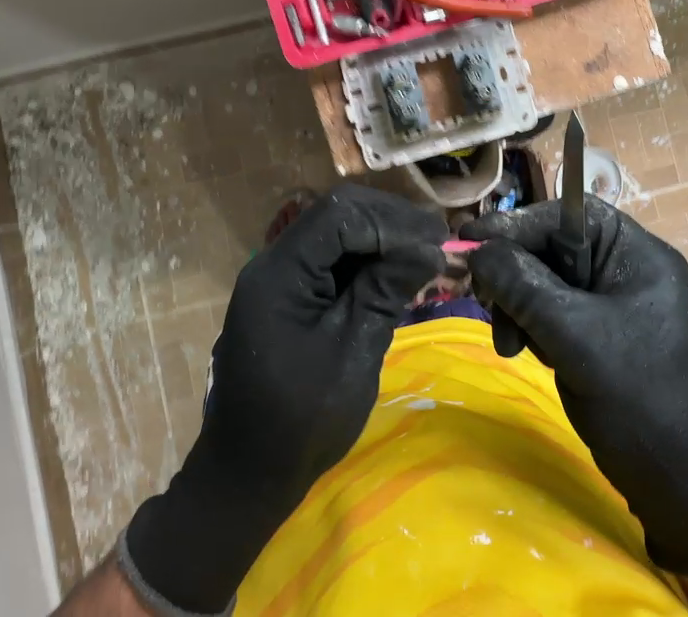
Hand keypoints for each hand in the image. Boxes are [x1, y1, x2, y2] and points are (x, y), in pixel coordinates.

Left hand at [120, 184, 444, 612]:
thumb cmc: (301, 419)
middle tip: (438, 245)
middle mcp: (275, 263)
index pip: (339, 216)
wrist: (249, 471)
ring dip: (383, 241)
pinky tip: (399, 276)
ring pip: (338, 235)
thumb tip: (431, 249)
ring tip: (427, 258)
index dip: (392, 222)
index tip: (437, 243)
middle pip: (337, 216)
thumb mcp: (353, 352)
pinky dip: (368, 263)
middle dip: (390, 225)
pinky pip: (332, 262)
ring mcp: (281, 279)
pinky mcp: (291, 296)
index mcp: (280, 273)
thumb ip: (385, 292)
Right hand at [463, 197, 687, 579]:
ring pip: (544, 281)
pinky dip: (530, 327)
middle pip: (552, 247)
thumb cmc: (638, 398)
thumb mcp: (576, 336)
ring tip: (509, 345)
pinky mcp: (597, 333)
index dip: (517, 224)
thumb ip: (525, 287)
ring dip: (518, 306)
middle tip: (483, 301)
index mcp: (636, 254)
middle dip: (515, 276)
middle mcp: (624, 268)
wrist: (677, 477)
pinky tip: (523, 352)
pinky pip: (551, 312)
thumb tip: (477, 250)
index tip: (469, 241)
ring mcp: (611, 302)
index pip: (569, 215)